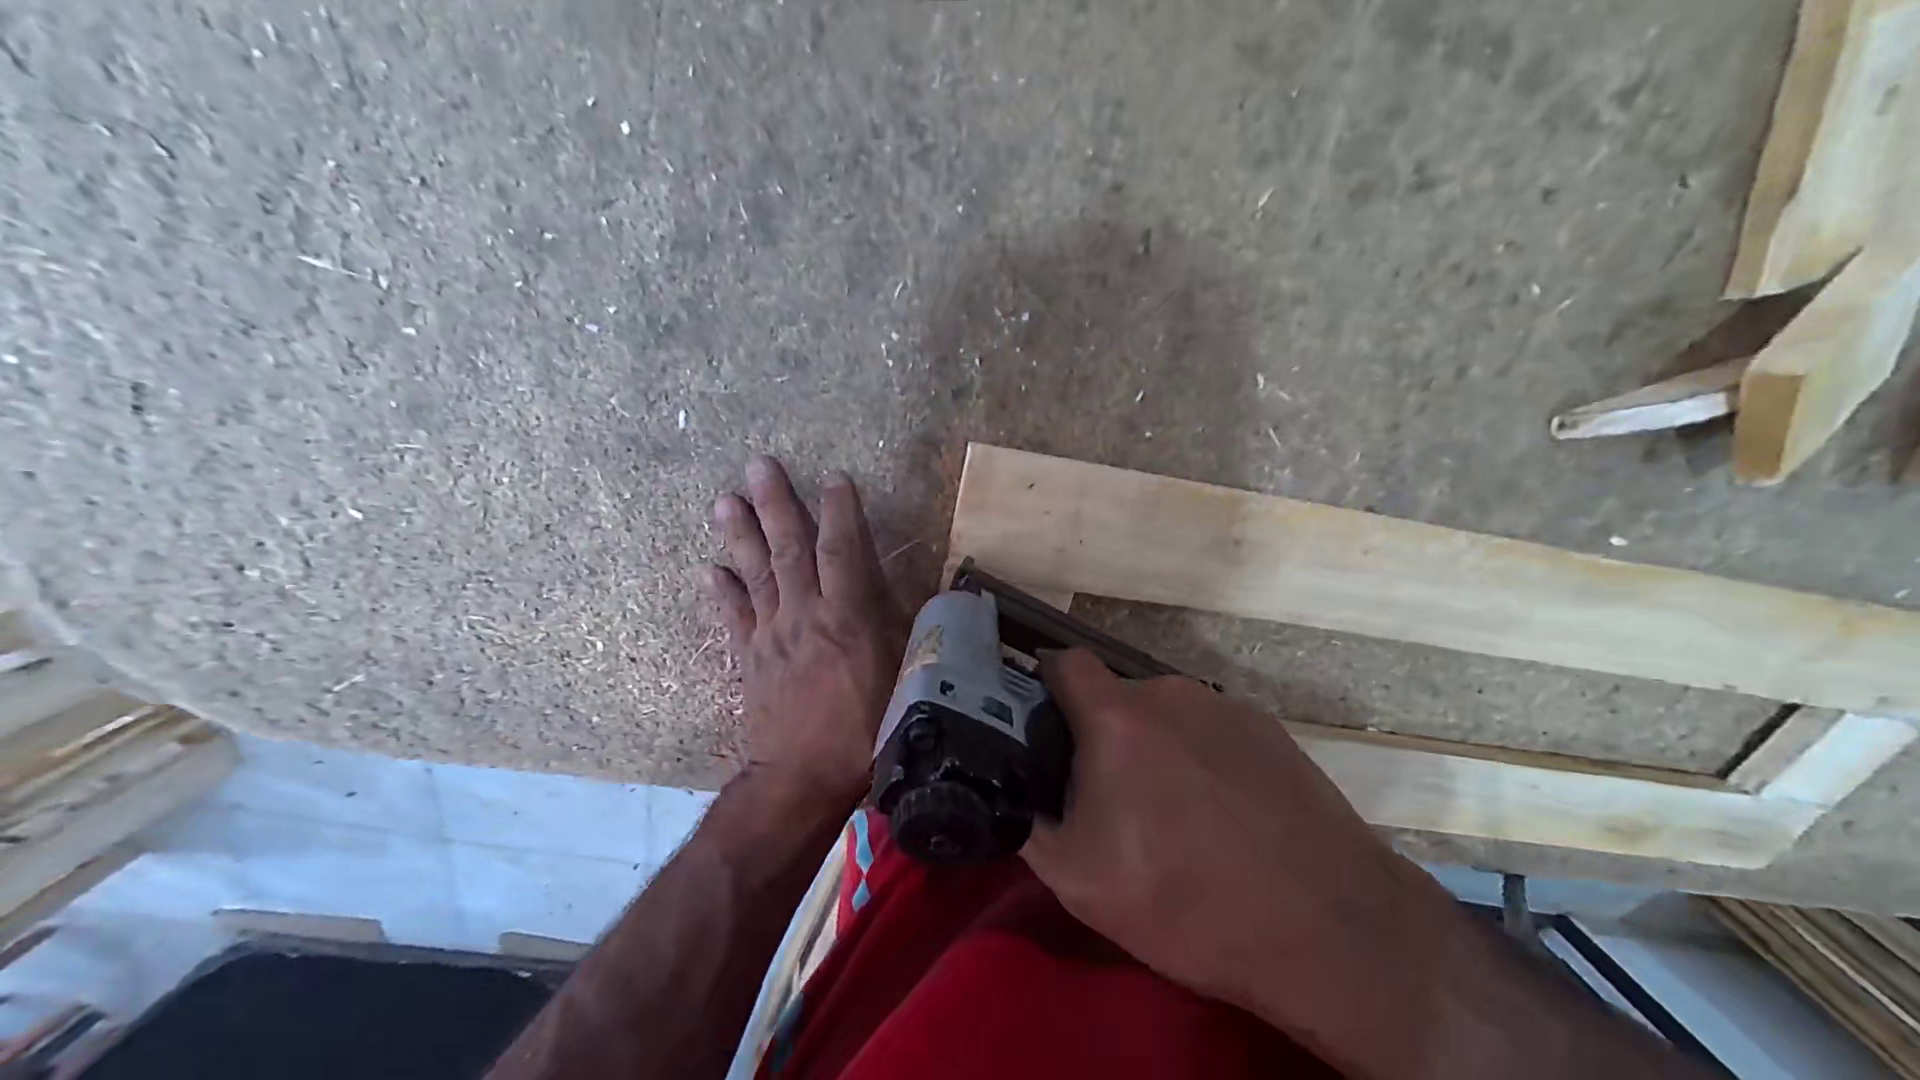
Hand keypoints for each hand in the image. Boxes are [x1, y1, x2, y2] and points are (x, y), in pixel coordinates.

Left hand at [705, 456, 909, 813]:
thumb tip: (913, 596)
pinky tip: (709, 569)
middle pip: (789, 548)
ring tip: (724, 500)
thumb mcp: (904, 676)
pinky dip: (722, 591)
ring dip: (740, 534)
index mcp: (847, 616)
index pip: (843, 550)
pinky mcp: (749, 658)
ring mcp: (771, 635)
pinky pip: (733, 617)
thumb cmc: (867, 728)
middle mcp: (805, 614)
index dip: (840, 510)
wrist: (804, 779)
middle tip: (759, 464)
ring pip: (755, 573)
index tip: (834, 477)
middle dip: (776, 503)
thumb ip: (904, 629)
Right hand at [1021, 650, 1463, 1030]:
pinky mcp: (1270, 729)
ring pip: (1165, 715)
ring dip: (1153, 747)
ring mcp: (1226, 708)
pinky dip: (1201, 757)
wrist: (1330, 928)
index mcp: (1118, 718)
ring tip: (1173, 814)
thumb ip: (1029, 823)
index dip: (1044, 685)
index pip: (1063, 662)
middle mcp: (1170, 694)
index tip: (1042, 727)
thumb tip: (1011, 794)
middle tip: (1110, 798)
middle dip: (1100, 735)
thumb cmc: (1188, 900)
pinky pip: (1210, 731)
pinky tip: (1225, 815)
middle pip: (1115, 697)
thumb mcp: (1080, 880)